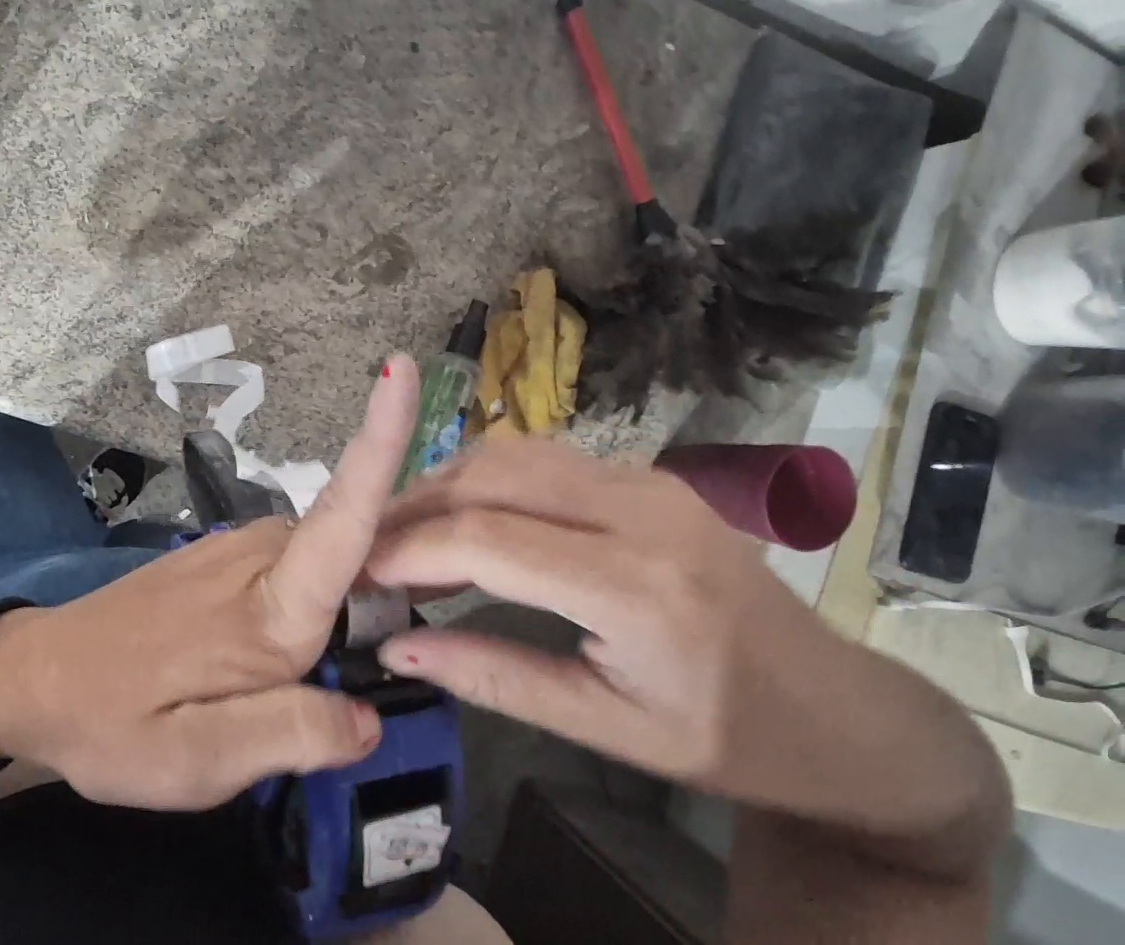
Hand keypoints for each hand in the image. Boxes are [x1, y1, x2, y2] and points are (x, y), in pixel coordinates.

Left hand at [0, 356, 421, 810]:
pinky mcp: (220, 557)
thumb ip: (291, 733)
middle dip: (404, 581)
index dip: (380, 440)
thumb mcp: (198, 758)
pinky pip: (298, 565)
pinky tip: (296, 648)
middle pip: (361, 546)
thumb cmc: (113, 722)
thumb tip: (368, 715)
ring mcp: (235, 549)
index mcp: (267, 607)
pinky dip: (321, 595)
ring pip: (331, 558)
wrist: (36, 680)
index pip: (341, 517)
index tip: (402, 366)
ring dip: (358, 597)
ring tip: (335, 666)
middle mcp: (258, 556)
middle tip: (395, 661)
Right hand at [365, 438, 1006, 846]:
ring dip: (440, 486)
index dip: (405, 549)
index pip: (485, 539)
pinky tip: (458, 520)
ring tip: (398, 537)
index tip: (352, 573)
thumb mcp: (607, 728)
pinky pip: (539, 460)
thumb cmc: (728, 739)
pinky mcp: (644, 478)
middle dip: (409, 508)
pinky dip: (480, 483)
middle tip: (360, 551)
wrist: (842, 708)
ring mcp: (647, 483)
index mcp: (636, 588)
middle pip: (488, 477)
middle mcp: (640, 513)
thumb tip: (393, 650)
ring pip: (509, 455)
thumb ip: (494, 678)